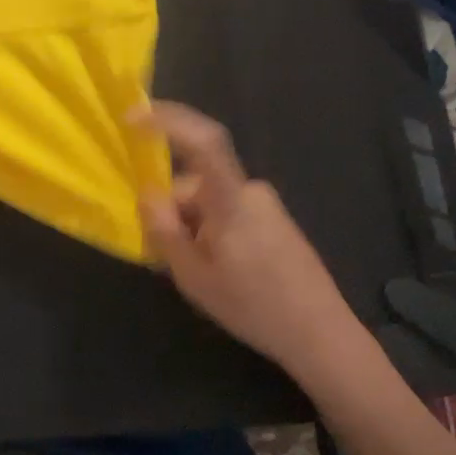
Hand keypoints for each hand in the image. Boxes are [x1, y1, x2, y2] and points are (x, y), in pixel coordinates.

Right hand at [133, 101, 365, 376]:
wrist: (323, 337)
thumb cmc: (255, 307)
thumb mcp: (194, 277)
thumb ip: (165, 231)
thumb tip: (147, 195)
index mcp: (232, 200)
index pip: (203, 141)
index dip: (168, 120)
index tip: (132, 117)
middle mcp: (251, 192)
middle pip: (194, 183)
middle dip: (170, 210)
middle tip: (160, 255)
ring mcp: (266, 206)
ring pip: (208, 202)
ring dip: (191, 227)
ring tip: (193, 272)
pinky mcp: (275, 222)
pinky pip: (227, 213)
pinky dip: (210, 233)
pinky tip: (218, 272)